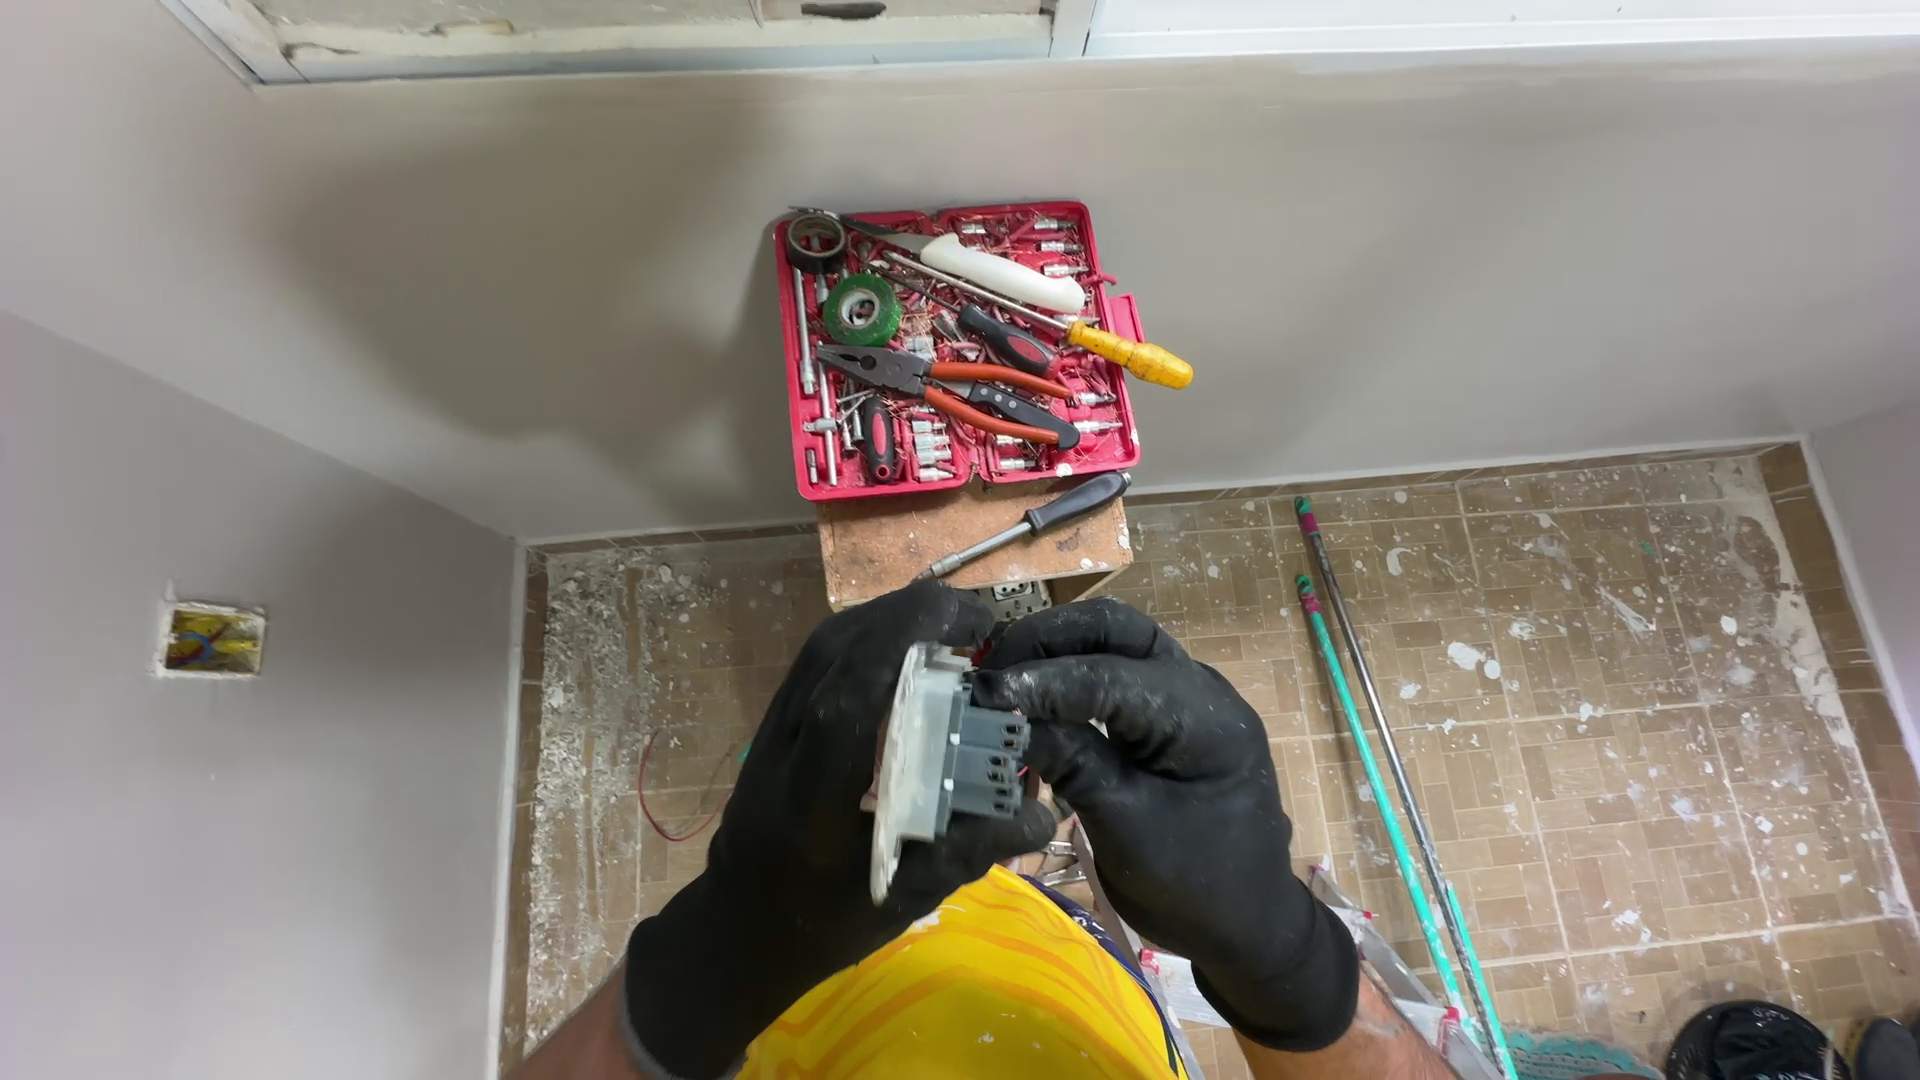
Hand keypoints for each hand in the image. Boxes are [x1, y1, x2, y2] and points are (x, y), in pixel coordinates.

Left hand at [622, 581, 1054, 1078]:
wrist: (740, 926)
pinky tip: (908, 641)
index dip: (907, 642)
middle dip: (908, 615)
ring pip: (826, 641)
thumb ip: (968, 851)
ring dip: (889, 615)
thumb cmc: (822, 921)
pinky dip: (870, 631)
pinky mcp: (776, 714)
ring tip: (949, 622)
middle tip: (976, 618)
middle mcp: (785, 746)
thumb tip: (1042, 812)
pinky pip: (822, 653)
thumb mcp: (900, 898)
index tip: (975, 624)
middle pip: (836, 650)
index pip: (850, 697)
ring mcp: (772, 723)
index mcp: (811, 798)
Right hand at [972, 597, 1359, 1052]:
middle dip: (1047, 638)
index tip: (984, 694)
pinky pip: (1112, 664)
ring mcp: (1183, 688)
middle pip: (1114, 627)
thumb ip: (1071, 762)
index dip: (1044, 681)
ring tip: (1003, 673)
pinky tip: (1033, 691)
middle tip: (991, 668)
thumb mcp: (1126, 828)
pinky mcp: (1165, 703)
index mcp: (1205, 719)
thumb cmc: (1192, 885)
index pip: (1112, 677)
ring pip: (1111, 636)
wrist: (1245, 919)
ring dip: (1054, 646)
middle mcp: (1198, 685)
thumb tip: (1002, 716)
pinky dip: (1067, 667)